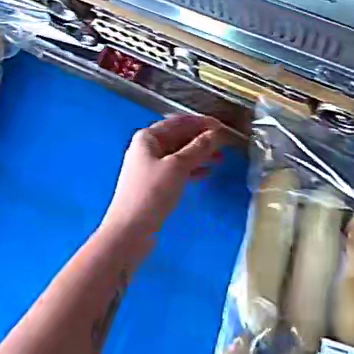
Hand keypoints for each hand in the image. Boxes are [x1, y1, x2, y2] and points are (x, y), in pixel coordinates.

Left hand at [100, 114, 227, 249]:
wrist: (129, 232)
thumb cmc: (151, 194)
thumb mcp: (177, 167)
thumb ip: (198, 148)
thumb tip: (214, 133)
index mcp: (148, 138)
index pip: (179, 122)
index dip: (201, 122)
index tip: (222, 126)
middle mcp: (147, 148)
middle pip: (179, 137)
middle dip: (202, 139)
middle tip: (224, 143)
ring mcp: (150, 168)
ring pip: (180, 154)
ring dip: (199, 154)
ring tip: (220, 158)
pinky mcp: (154, 185)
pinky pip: (177, 170)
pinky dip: (192, 169)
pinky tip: (206, 172)